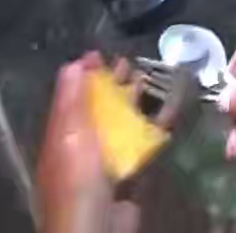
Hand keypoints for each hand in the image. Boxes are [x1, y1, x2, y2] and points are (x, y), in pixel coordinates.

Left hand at [36, 52, 178, 232]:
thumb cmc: (78, 183)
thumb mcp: (71, 138)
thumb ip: (72, 101)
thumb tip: (73, 63)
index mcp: (63, 139)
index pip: (73, 98)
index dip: (85, 75)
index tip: (101, 51)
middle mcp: (84, 147)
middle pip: (99, 107)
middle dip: (113, 83)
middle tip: (129, 59)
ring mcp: (108, 160)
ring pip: (123, 121)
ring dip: (135, 99)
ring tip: (149, 76)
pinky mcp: (132, 172)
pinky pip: (147, 139)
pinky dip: (159, 121)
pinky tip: (173, 104)